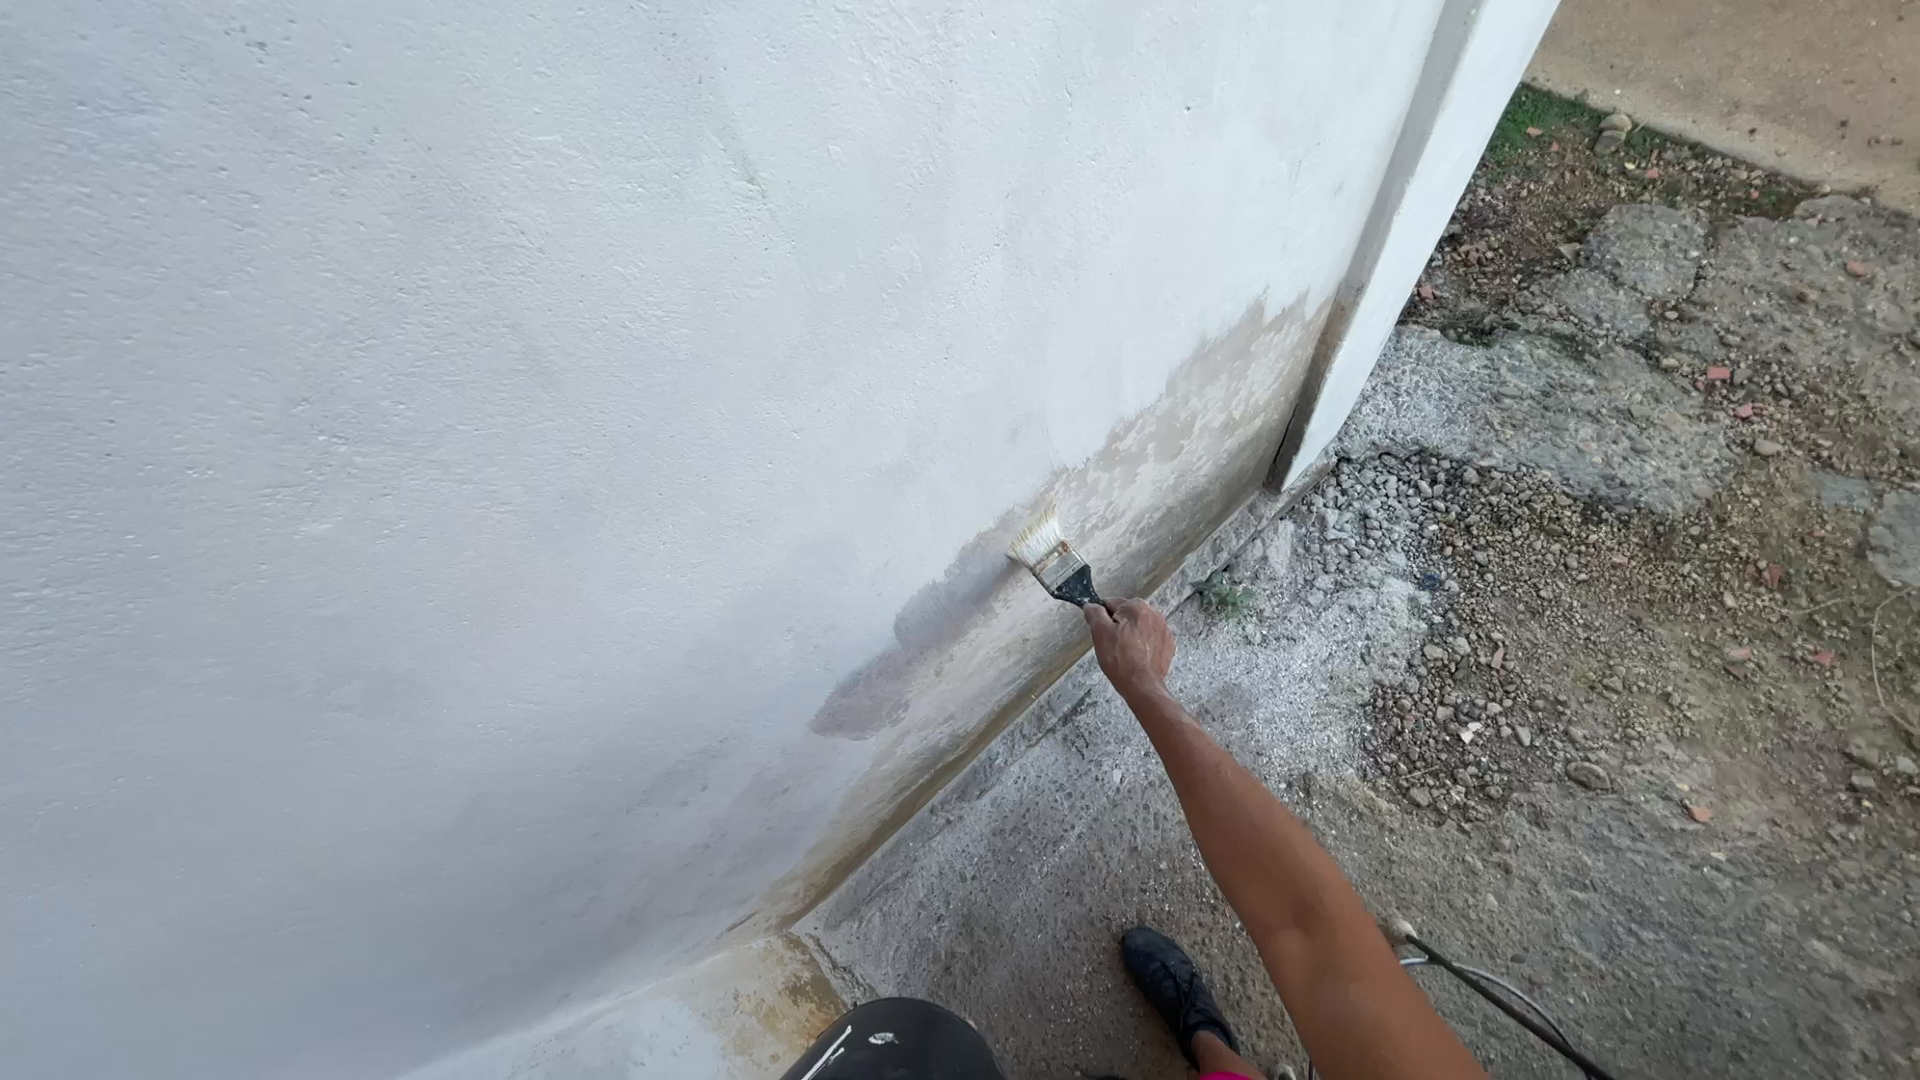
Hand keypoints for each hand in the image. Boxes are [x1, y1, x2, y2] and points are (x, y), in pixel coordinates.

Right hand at [1082, 598, 1175, 702]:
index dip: (1103, 619)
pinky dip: (1142, 645)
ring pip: (1138, 627)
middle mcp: (1153, 613)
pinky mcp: (1167, 644)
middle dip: (1118, 627)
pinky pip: (1149, 639)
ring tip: (1124, 653)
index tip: (1103, 633)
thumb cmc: (1120, 660)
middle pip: (1126, 615)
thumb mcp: (1099, 632)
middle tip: (1113, 645)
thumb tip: (1090, 606)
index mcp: (1136, 606)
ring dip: (1130, 636)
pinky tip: (1136, 657)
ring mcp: (1163, 629)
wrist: (1142, 685)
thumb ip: (1094, 613)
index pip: (1111, 604)